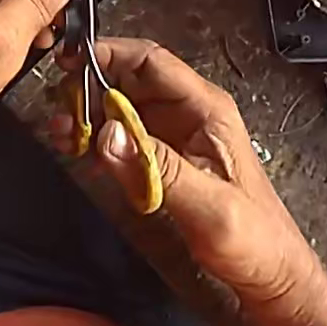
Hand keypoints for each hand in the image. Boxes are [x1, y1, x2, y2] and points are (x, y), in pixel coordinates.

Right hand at [46, 39, 321, 313]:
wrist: (268, 271)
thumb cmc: (252, 237)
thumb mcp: (208, 205)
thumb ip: (157, 168)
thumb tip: (106, 132)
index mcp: (206, 108)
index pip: (152, 62)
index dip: (110, 54)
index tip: (70, 62)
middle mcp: (188, 111)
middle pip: (131, 79)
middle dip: (92, 84)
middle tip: (58, 104)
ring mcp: (174, 133)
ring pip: (123, 105)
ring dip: (90, 113)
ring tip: (61, 130)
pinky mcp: (163, 155)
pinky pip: (124, 135)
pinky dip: (98, 138)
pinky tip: (77, 149)